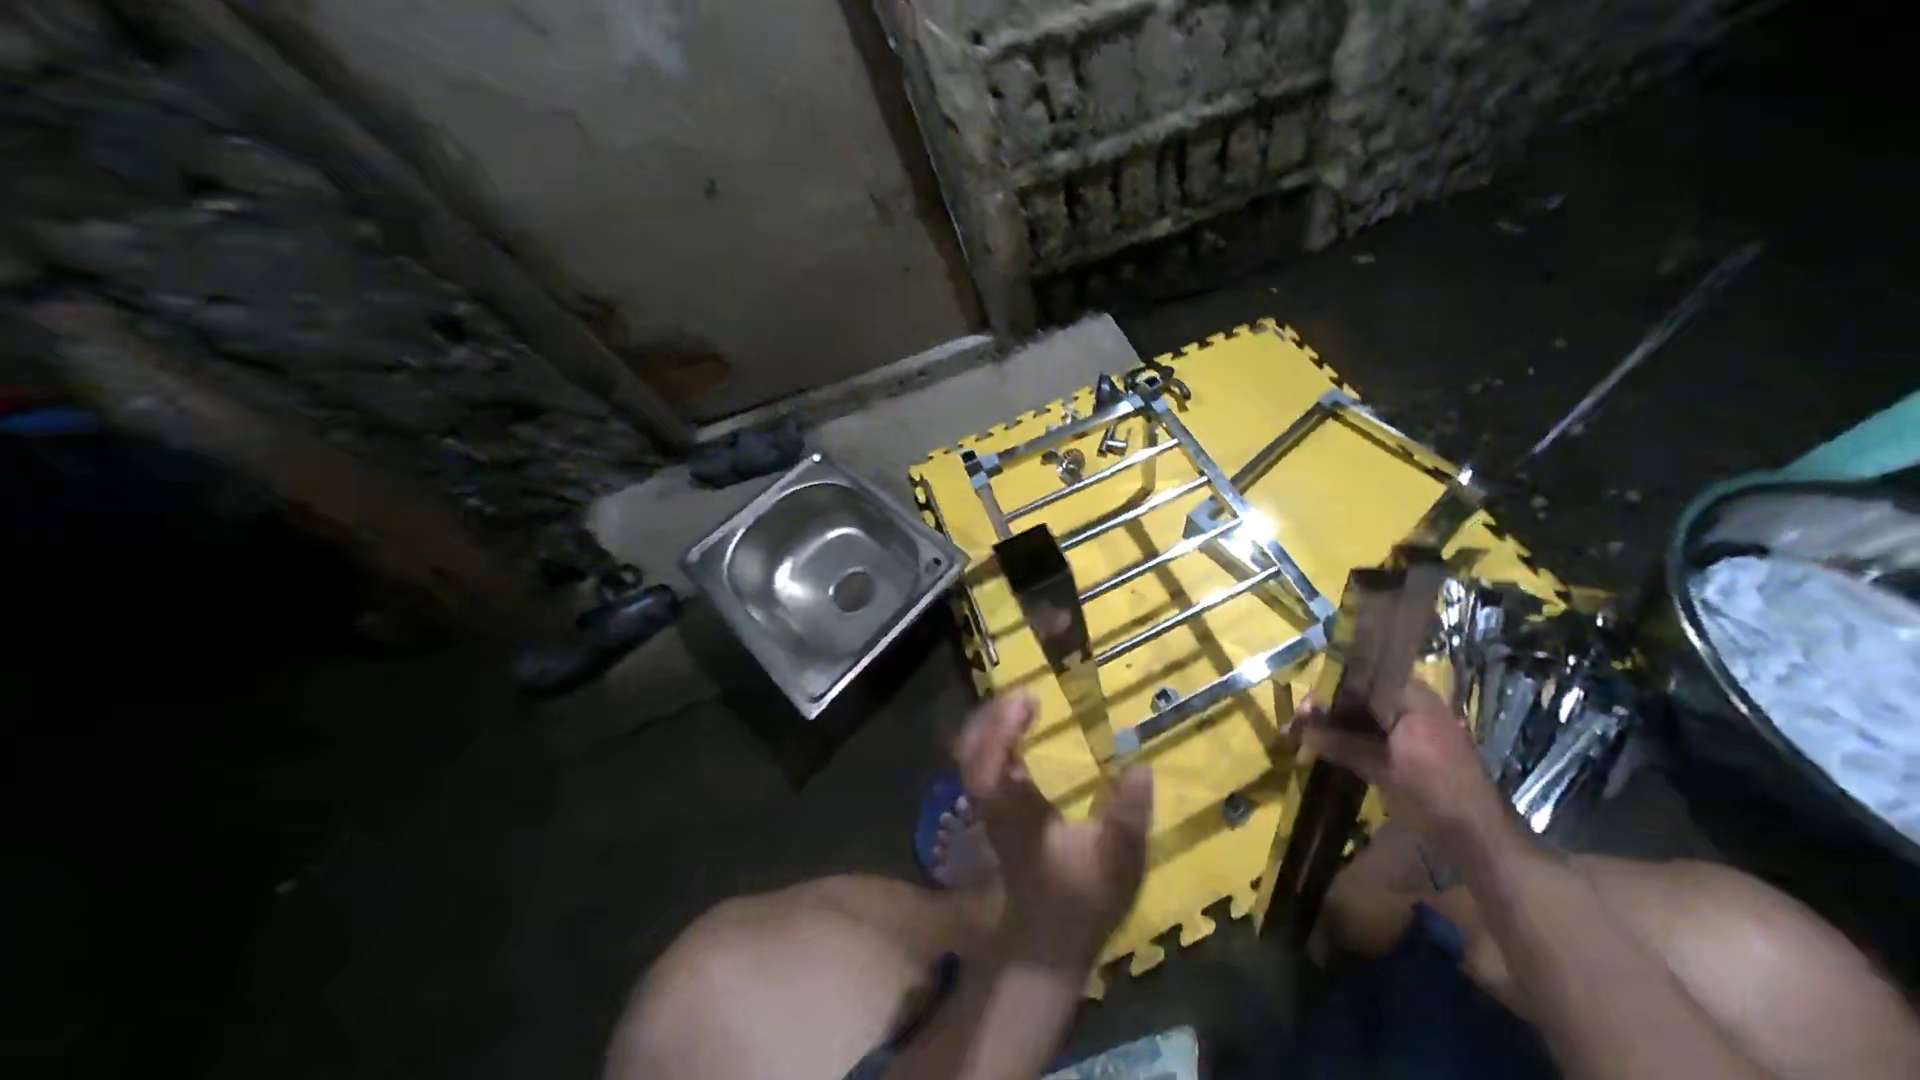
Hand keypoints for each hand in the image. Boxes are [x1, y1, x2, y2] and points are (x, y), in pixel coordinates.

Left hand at [954, 693, 1152, 971]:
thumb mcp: (1118, 862)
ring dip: (991, 723)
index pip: (987, 767)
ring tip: (1025, 704)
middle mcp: (992, 806)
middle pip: (968, 751)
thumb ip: (1129, 816)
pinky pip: (979, 763)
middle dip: (992, 716)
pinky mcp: (993, 810)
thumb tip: (1141, 766)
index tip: (1029, 700)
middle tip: (1029, 695)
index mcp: (1016, 815)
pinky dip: (994, 738)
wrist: (1046, 943)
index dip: (999, 729)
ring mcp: (988, 808)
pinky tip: (1019, 730)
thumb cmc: (1083, 901)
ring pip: (969, 754)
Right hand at [1297, 678, 1515, 861]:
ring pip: (1367, 712)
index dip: (1326, 693)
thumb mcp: (1379, 768)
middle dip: (1327, 709)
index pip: (1358, 679)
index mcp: (1411, 698)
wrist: (1479, 835)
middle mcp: (1416, 701)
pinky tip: (1331, 746)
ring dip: (1337, 723)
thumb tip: (1298, 730)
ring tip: (1307, 737)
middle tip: (1299, 726)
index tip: (1303, 710)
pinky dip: (1355, 735)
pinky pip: (1379, 727)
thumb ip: (1338, 743)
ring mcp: (1419, 721)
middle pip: (1360, 694)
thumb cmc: (1431, 795)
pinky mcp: (1419, 741)